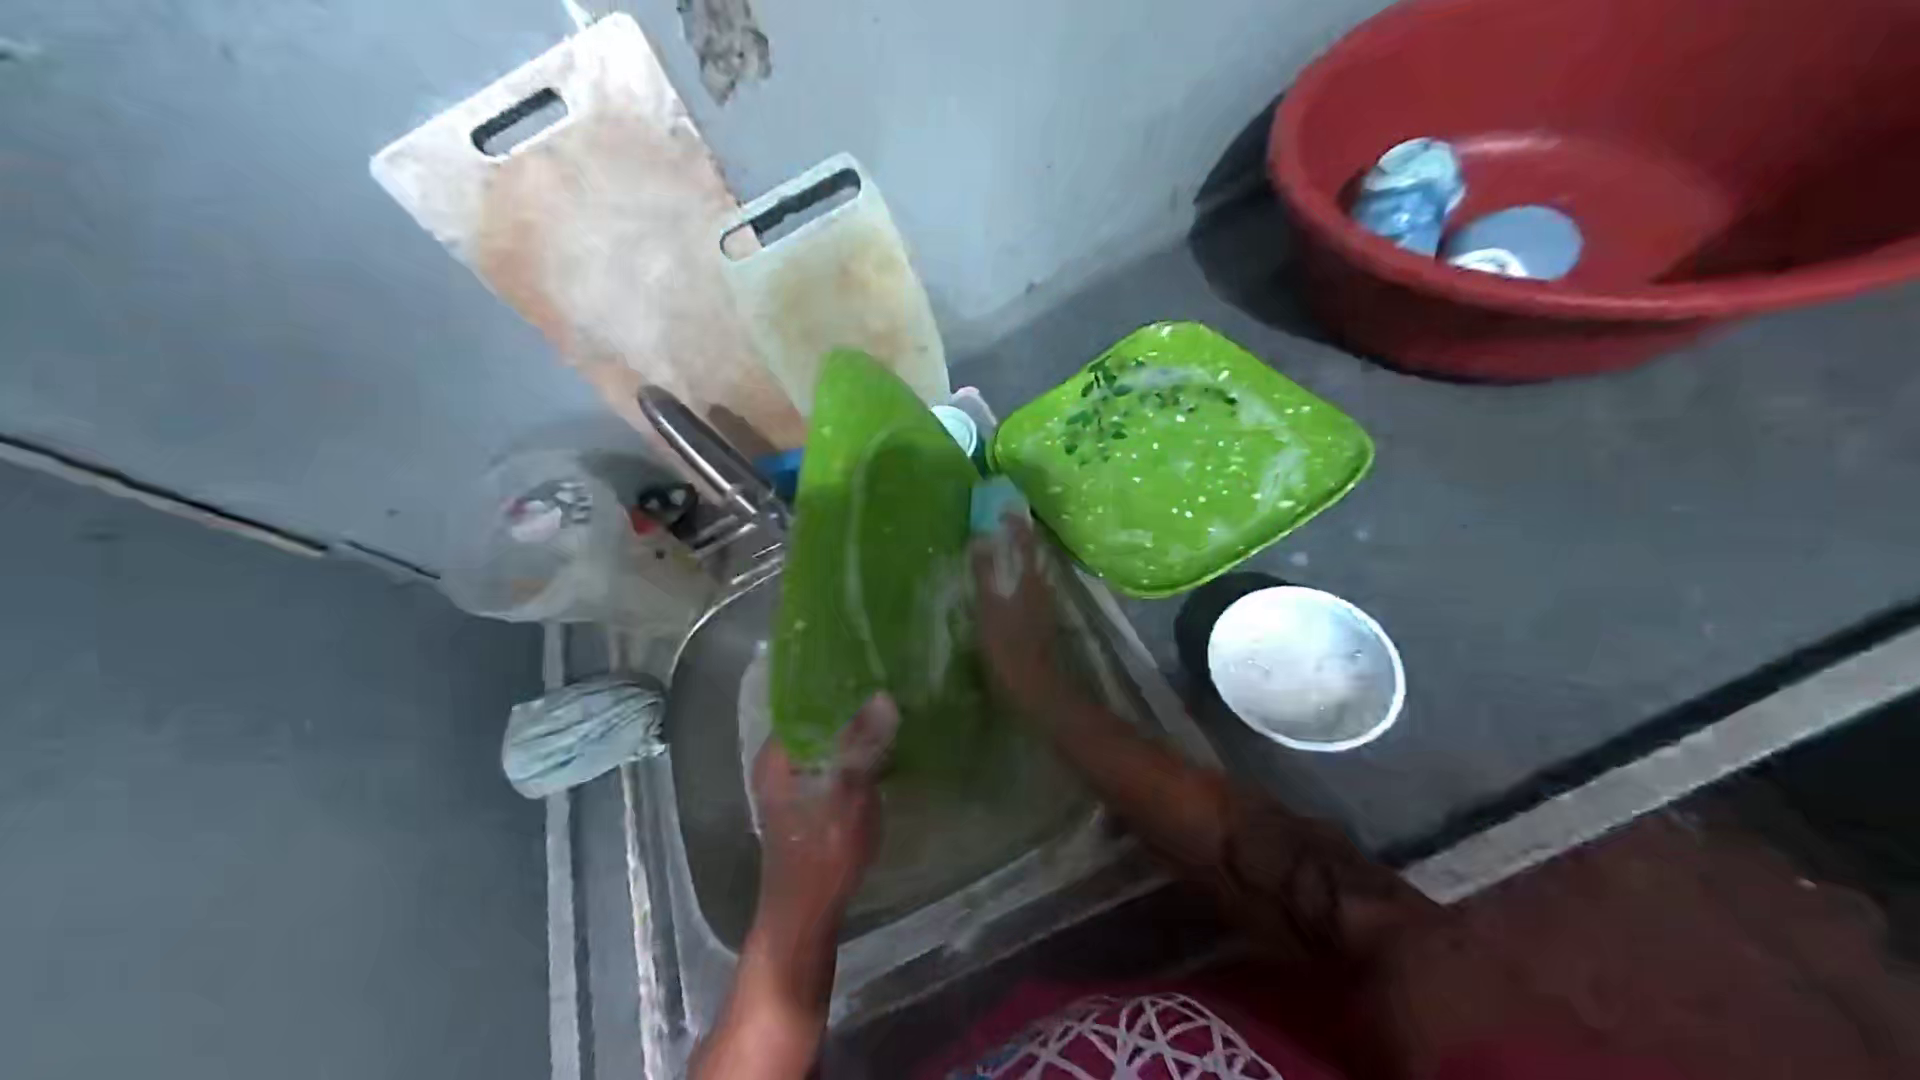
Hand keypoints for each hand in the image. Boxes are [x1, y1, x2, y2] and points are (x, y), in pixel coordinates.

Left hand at [751, 694, 897, 932]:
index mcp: (777, 754)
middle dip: (849, 706)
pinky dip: (850, 754)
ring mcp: (790, 783)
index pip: (804, 701)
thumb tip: (882, 696)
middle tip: (886, 687)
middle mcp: (777, 762)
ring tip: (887, 711)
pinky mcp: (805, 800)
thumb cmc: (824, 851)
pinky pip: (829, 762)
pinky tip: (878, 750)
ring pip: (824, 742)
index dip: (835, 685)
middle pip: (816, 721)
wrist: (805, 915)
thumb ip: (862, 744)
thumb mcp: (849, 793)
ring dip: (852, 731)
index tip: (869, 669)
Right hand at [970, 514, 1065, 710]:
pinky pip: (1034, 589)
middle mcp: (1043, 589)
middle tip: (1007, 525)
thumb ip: (985, 575)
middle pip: (1036, 556)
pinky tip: (1012, 586)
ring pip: (1037, 572)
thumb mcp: (989, 611)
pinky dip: (1023, 577)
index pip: (1026, 543)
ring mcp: (1045, 607)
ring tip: (1007, 550)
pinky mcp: (1043, 623)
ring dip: (1024, 558)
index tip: (1005, 510)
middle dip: (1023, 538)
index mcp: (1030, 582)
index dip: (1017, 525)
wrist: (1039, 692)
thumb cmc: (1010, 651)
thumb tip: (981, 538)